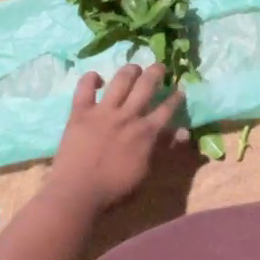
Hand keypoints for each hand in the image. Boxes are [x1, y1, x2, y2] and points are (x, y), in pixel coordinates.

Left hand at [44, 63, 185, 212]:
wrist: (77, 192)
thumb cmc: (114, 189)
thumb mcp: (145, 171)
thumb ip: (162, 148)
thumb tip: (182, 133)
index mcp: (145, 132)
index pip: (166, 108)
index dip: (175, 97)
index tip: (180, 90)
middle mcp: (127, 116)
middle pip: (146, 86)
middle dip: (156, 72)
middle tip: (160, 67)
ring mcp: (103, 112)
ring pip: (121, 80)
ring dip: (130, 70)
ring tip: (134, 68)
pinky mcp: (80, 112)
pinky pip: (85, 88)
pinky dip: (91, 79)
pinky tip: (97, 78)